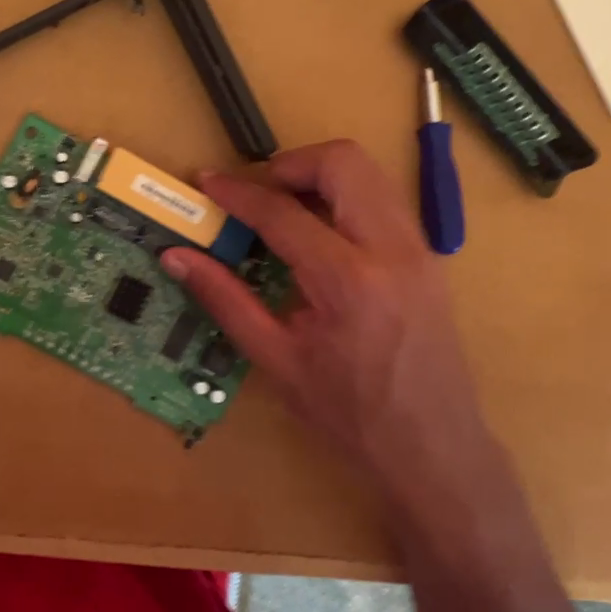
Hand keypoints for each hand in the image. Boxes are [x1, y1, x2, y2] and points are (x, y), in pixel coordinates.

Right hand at [160, 140, 487, 482]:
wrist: (434, 449)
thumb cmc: (348, 414)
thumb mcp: (276, 360)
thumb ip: (225, 299)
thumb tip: (175, 257)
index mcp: (348, 281)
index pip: (283, 211)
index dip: (237, 191)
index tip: (207, 180)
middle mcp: (392, 250)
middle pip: (342, 162)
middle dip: (289, 164)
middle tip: (255, 193)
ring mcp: (420, 249)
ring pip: (369, 172)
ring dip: (320, 175)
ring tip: (283, 208)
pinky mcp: (430, 257)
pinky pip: (384, 199)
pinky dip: (345, 197)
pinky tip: (320, 234)